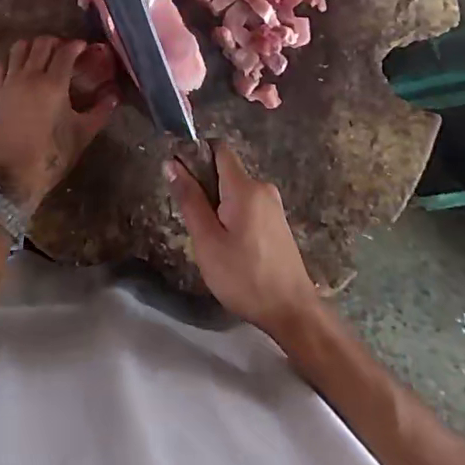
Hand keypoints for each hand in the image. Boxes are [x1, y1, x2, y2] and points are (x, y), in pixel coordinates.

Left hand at [0, 37, 116, 212]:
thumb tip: (114, 95)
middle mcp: (29, 76)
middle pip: (41, 44)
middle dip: (55, 42)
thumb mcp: (82, 133)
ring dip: (31, 46)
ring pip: (18, 49)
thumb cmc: (52, 154)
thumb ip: (100, 111)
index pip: (65, 52)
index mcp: (53, 84)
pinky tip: (18, 69)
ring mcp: (9, 82)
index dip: (76, 45)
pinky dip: (10, 61)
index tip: (84, 47)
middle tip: (65, 50)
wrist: (14, 173)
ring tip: (41, 55)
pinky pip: (0, 65)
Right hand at [166, 144, 320, 333]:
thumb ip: (189, 198)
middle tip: (194, 221)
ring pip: (233, 191)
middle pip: (223, 170)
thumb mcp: (207, 239)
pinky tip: (228, 246)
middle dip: (203, 186)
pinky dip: (231, 216)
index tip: (179, 176)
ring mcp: (273, 207)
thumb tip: (171, 163)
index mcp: (245, 188)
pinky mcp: (277, 224)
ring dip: (216, 205)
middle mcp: (262, 189)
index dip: (194, 154)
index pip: (218, 148)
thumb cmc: (244, 276)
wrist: (293, 315)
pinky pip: (245, 206)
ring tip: (210, 239)